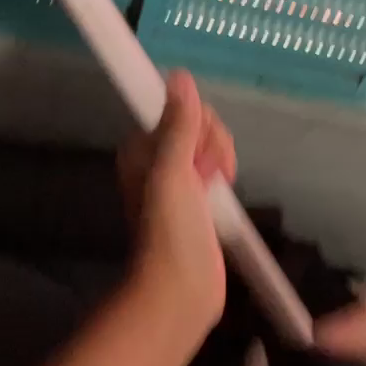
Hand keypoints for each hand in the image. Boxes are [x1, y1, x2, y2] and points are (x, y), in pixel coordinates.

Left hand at [116, 72, 235, 332]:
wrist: (181, 290)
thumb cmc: (171, 229)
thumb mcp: (173, 172)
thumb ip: (178, 124)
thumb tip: (179, 74)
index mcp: (141, 145)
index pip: (178, 106)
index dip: (198, 123)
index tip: (200, 153)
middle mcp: (156, 156)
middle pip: (197, 124)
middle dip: (213, 145)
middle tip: (208, 178)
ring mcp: (177, 177)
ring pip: (209, 144)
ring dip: (220, 160)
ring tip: (216, 190)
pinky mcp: (196, 197)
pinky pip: (215, 167)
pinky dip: (223, 176)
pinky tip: (223, 195)